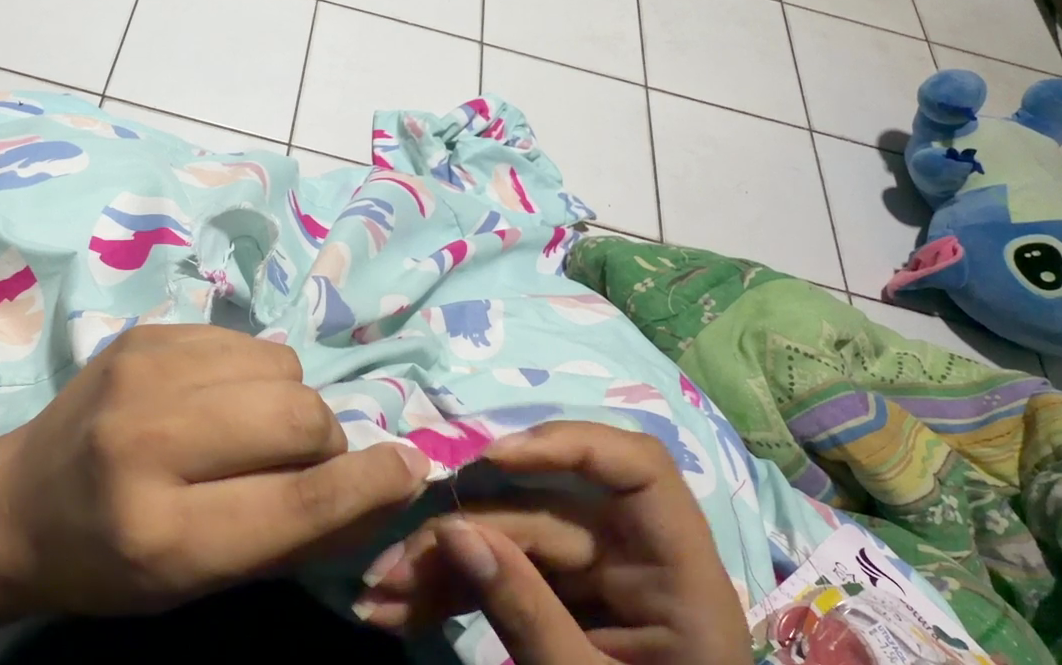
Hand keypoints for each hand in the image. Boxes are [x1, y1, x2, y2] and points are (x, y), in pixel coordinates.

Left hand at [0, 324, 432, 614]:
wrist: (18, 504)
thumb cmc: (110, 565)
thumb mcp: (199, 583)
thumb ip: (294, 537)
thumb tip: (384, 486)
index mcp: (162, 531)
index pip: (297, 500)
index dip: (369, 485)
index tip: (407, 470)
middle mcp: (148, 439)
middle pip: (297, 415)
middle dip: (326, 440)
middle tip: (301, 462)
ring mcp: (140, 372)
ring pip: (279, 365)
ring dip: (287, 401)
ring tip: (251, 429)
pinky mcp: (141, 334)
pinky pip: (243, 341)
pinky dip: (252, 373)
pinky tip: (216, 399)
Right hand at [354, 422, 749, 664]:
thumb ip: (527, 615)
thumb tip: (454, 532)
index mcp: (679, 575)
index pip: (638, 469)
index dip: (569, 446)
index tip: (495, 460)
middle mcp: (636, 560)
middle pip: (541, 511)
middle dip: (460, 535)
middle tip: (392, 573)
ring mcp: (596, 580)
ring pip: (507, 542)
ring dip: (441, 565)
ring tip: (381, 597)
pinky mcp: (562, 603)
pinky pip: (501, 576)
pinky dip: (453, 590)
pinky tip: (403, 608)